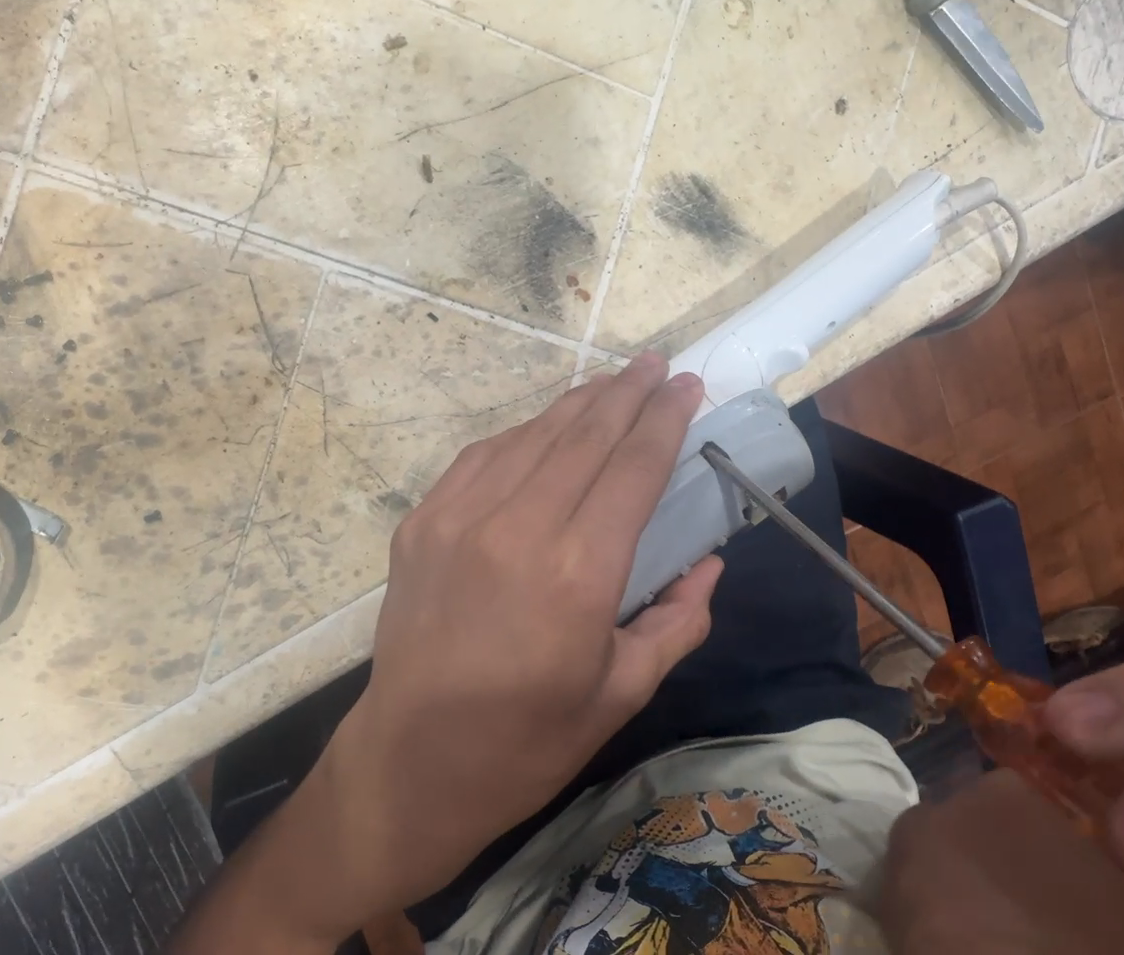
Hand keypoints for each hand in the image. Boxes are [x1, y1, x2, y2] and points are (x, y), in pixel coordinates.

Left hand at [172, 353, 720, 950]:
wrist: (414, 759)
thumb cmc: (528, 740)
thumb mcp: (622, 693)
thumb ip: (677, 622)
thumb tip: (709, 565)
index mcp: (577, 573)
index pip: (633, 468)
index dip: (665, 419)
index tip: (688, 384)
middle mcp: (517, 528)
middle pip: (584, 436)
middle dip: (627, 393)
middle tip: (656, 363)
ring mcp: (458, 518)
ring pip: (532, 436)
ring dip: (577, 403)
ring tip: (611, 383)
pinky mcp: (421, 523)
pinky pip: (481, 458)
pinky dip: (522, 434)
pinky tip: (544, 428)